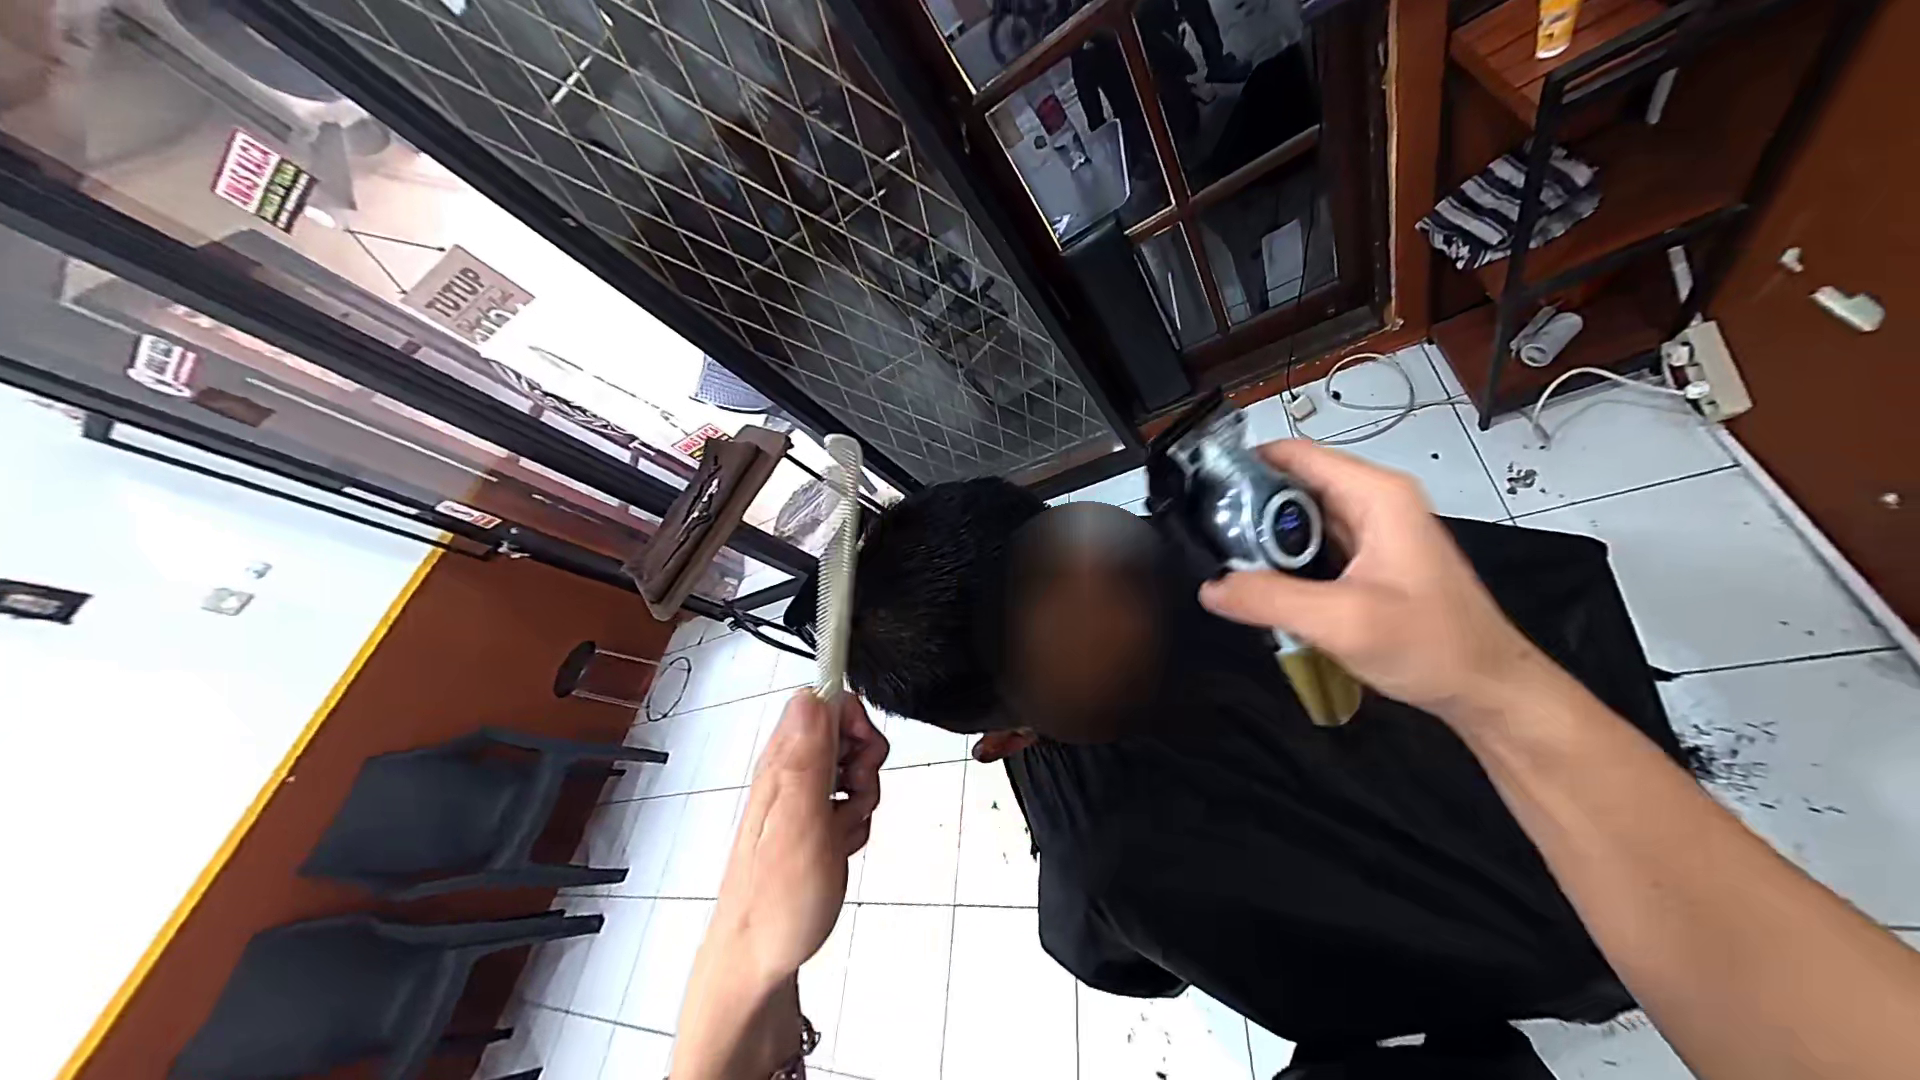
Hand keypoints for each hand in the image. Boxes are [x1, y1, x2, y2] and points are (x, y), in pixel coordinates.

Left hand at [714, 691, 887, 979]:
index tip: (860, 757)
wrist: (758, 960)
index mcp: (783, 763)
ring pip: (851, 767)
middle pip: (844, 732)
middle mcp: (790, 772)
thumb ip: (808, 758)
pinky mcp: (812, 820)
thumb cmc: (777, 903)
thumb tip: (811, 696)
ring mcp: (801, 797)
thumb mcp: (800, 825)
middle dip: (865, 762)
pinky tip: (840, 844)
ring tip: (842, 829)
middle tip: (852, 798)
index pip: (822, 702)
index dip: (852, 719)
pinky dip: (855, 819)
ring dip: (862, 796)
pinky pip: (849, 800)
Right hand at [1197, 440, 1550, 721]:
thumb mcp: (1343, 621)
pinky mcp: (1362, 562)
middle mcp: (1371, 503)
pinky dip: (1278, 560)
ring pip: (1295, 518)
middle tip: (1205, 536)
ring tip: (1220, 559)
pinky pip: (1306, 547)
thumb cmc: (1433, 646)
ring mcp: (1368, 533)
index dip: (1243, 464)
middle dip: (1243, 507)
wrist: (1486, 689)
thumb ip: (1270, 598)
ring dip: (1258, 537)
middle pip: (1290, 485)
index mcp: (1375, 495)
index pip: (1293, 454)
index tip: (1200, 491)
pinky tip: (1255, 583)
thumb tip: (1211, 587)